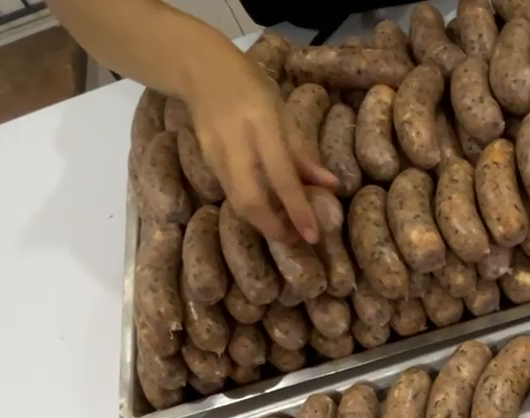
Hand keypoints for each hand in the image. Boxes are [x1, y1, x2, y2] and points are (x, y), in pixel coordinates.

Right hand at [181, 46, 336, 245]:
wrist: (198, 66)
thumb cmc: (251, 87)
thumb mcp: (283, 111)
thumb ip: (303, 152)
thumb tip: (331, 186)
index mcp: (261, 123)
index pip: (282, 176)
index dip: (298, 210)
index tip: (312, 235)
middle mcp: (235, 141)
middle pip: (250, 199)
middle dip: (272, 228)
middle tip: (294, 240)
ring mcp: (214, 152)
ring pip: (237, 201)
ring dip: (262, 223)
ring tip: (284, 230)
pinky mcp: (204, 160)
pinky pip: (230, 193)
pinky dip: (250, 209)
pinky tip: (266, 212)